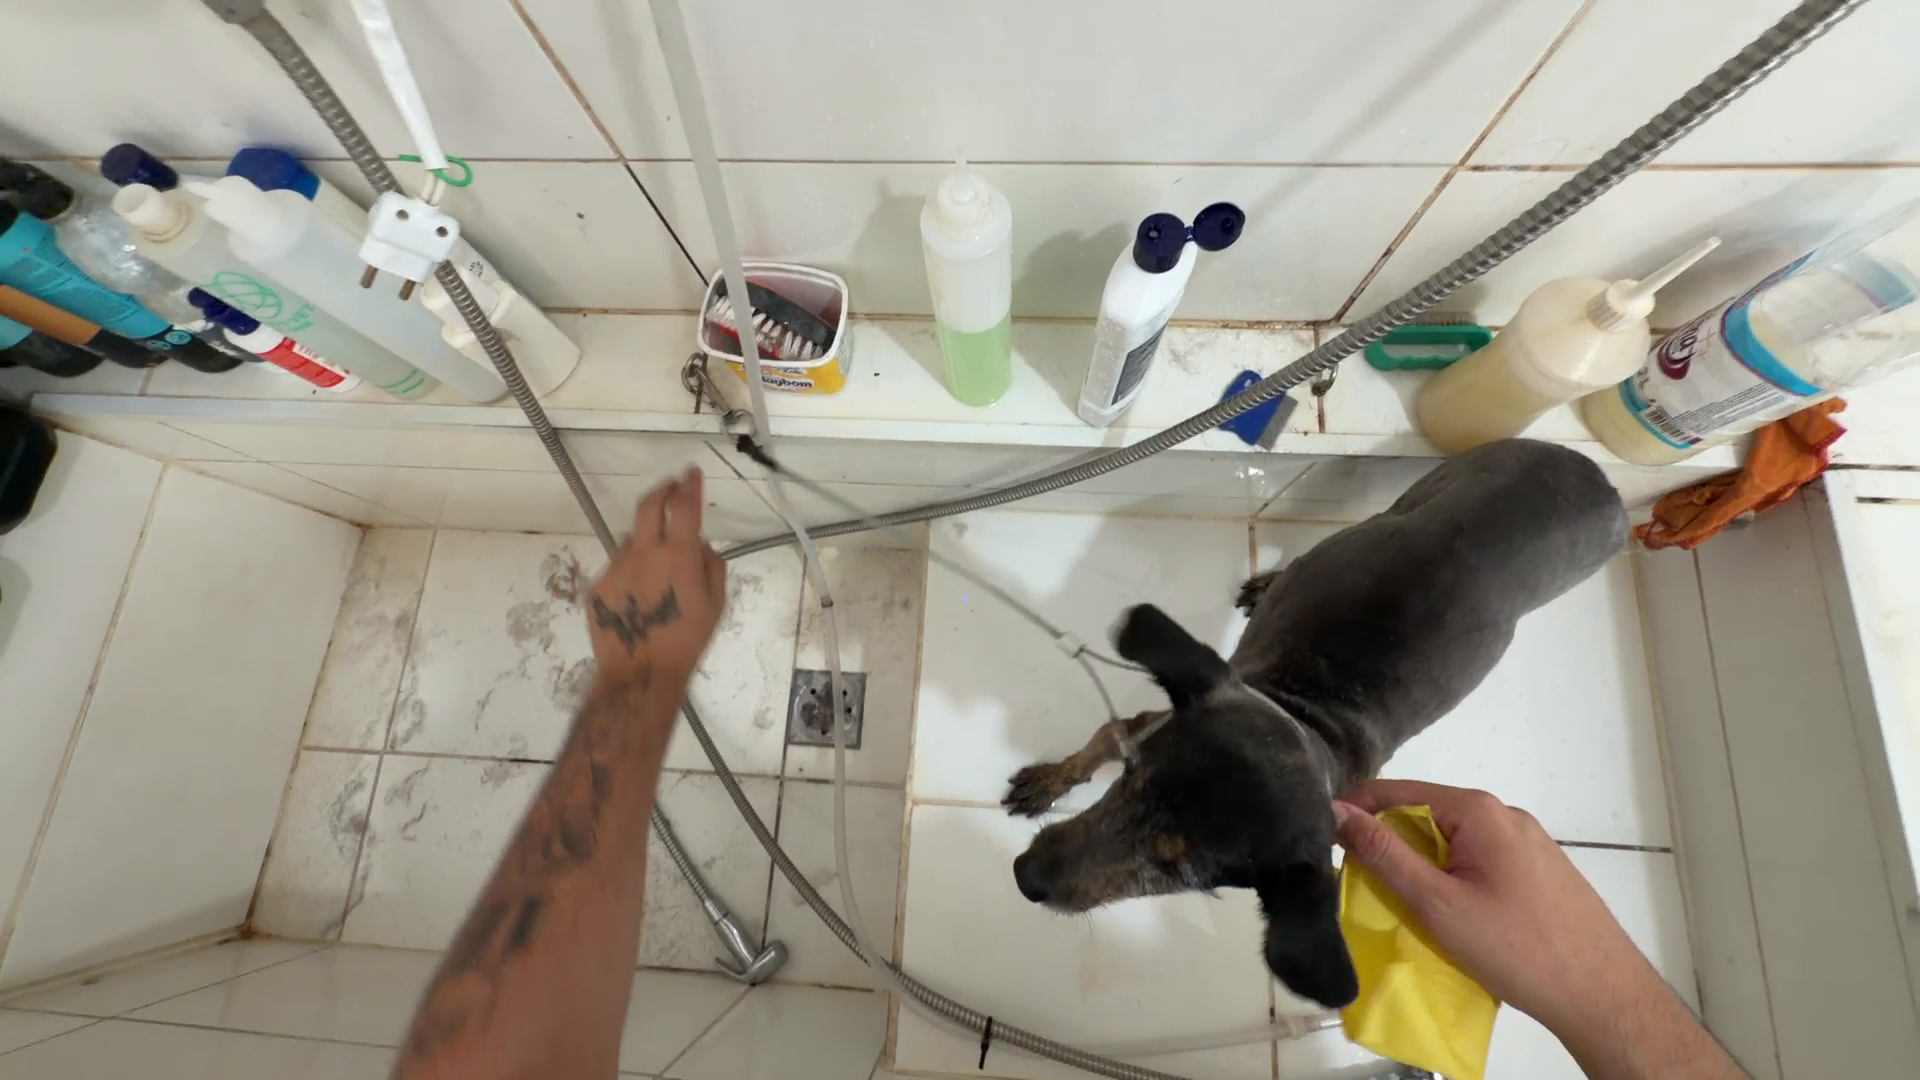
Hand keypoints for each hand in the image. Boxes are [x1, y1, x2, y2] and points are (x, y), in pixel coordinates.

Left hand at [587, 468, 726, 695]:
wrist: (640, 672)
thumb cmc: (687, 640)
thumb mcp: (716, 604)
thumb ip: (712, 567)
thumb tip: (701, 548)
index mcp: (680, 555)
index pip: (686, 508)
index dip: (690, 485)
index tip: (691, 472)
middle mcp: (646, 552)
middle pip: (649, 506)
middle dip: (663, 491)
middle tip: (671, 488)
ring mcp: (617, 566)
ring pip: (634, 539)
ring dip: (648, 539)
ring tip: (658, 565)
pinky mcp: (599, 584)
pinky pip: (619, 565)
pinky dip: (632, 568)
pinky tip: (639, 594)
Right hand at [1331, 780, 1652, 1036]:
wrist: (1611, 1007)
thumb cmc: (1518, 950)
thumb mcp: (1435, 902)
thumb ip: (1380, 851)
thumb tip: (1334, 809)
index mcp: (1478, 810)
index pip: (1395, 791)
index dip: (1356, 812)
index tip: (1328, 840)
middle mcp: (1504, 814)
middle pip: (1423, 813)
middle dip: (1391, 842)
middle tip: (1367, 880)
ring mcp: (1528, 841)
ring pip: (1451, 838)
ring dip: (1422, 862)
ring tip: (1409, 900)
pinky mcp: (1541, 870)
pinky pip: (1478, 857)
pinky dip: (1453, 875)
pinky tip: (1455, 911)